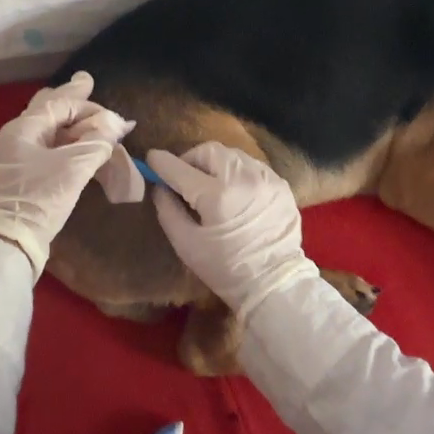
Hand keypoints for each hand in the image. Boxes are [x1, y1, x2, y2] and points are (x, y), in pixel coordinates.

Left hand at [0, 71, 131, 276]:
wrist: (8, 244)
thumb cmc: (39, 199)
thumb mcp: (74, 168)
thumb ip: (97, 141)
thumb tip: (116, 123)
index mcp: (20, 130)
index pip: (60, 105)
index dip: (91, 107)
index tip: (116, 118)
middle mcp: (11, 139)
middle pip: (45, 110)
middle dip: (69, 99)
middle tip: (86, 82)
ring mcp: (11, 160)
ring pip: (44, 131)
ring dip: (68, 124)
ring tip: (85, 115)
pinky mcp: (17, 179)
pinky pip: (43, 148)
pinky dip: (62, 142)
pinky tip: (74, 145)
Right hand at [146, 142, 315, 316]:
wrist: (274, 281)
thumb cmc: (225, 268)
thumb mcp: (186, 244)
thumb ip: (168, 209)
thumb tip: (160, 186)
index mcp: (217, 196)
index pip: (181, 168)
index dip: (162, 163)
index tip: (152, 159)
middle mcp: (244, 177)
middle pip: (209, 151)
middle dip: (192, 160)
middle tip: (185, 179)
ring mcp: (266, 178)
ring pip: (232, 155)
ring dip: (216, 164)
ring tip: (211, 185)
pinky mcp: (281, 183)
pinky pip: (252, 166)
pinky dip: (238, 172)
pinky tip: (236, 193)